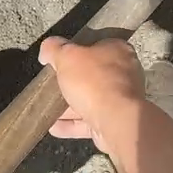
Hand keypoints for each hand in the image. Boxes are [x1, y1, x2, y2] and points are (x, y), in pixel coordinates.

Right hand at [39, 36, 147, 153]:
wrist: (117, 122)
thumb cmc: (95, 82)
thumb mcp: (67, 56)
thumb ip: (54, 48)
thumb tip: (47, 49)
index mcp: (118, 51)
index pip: (95, 46)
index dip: (74, 52)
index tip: (58, 61)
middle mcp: (124, 74)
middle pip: (91, 76)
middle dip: (69, 84)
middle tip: (51, 87)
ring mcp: (122, 100)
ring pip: (90, 101)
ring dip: (68, 107)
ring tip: (48, 109)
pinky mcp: (116, 122)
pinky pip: (90, 121)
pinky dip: (72, 124)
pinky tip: (54, 126)